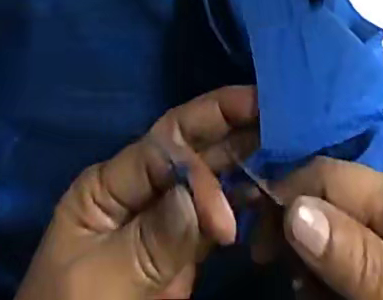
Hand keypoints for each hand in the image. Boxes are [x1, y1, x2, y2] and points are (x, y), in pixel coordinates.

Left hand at [15, 86, 259, 299]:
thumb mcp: (101, 279)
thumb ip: (150, 241)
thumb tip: (195, 198)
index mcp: (107, 184)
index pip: (159, 153)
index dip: (197, 171)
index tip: (223, 224)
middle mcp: (136, 192)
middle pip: (185, 147)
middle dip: (224, 123)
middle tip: (270, 102)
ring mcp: (159, 222)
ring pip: (205, 178)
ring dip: (240, 156)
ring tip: (282, 137)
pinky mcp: (179, 256)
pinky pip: (212, 219)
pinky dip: (241, 205)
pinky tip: (269, 190)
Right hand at [268, 158, 382, 299]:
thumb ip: (357, 257)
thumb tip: (291, 207)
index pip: (324, 175)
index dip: (283, 201)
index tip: (254, 243)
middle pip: (333, 203)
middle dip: (301, 237)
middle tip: (286, 281)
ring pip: (347, 235)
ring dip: (322, 265)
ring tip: (312, 295)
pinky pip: (372, 260)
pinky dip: (347, 279)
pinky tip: (337, 297)